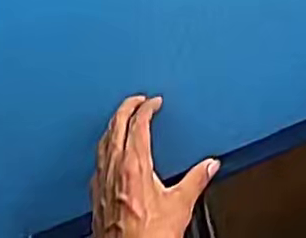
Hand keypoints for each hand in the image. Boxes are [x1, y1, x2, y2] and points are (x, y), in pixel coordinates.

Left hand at [91, 95, 218, 237]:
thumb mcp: (179, 206)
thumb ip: (196, 179)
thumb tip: (209, 165)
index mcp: (134, 164)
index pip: (138, 122)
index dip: (147, 107)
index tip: (154, 102)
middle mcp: (114, 168)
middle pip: (116, 125)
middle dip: (127, 107)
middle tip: (137, 100)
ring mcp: (102, 182)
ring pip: (104, 141)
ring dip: (114, 125)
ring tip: (123, 118)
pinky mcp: (95, 197)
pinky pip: (98, 161)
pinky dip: (106, 148)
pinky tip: (110, 154)